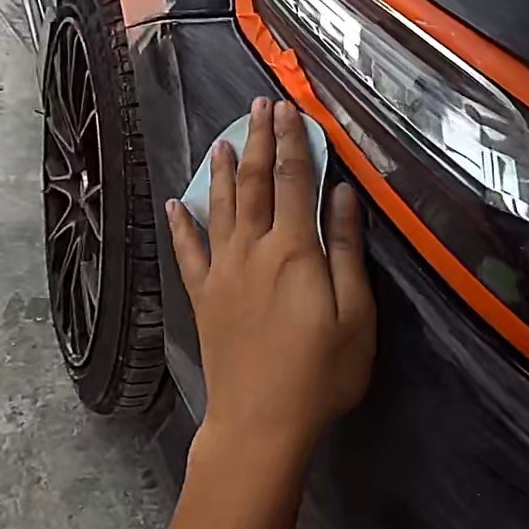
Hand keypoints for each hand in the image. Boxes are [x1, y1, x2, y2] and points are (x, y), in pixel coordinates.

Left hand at [165, 98, 375, 457]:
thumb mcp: (354, 313)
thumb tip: (341, 194)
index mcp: (293, 250)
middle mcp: (253, 250)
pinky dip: (181, 226)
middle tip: (258, 107)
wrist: (261, 422)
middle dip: (257, 141)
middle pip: (253, 183)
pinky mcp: (203, 296)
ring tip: (220, 139)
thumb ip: (345, 249)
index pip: (293, 180)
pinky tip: (174, 205)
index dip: (292, 142)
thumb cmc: (320, 371)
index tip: (289, 109)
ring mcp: (222, 272)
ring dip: (220, 170)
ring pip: (219, 207)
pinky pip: (188, 252)